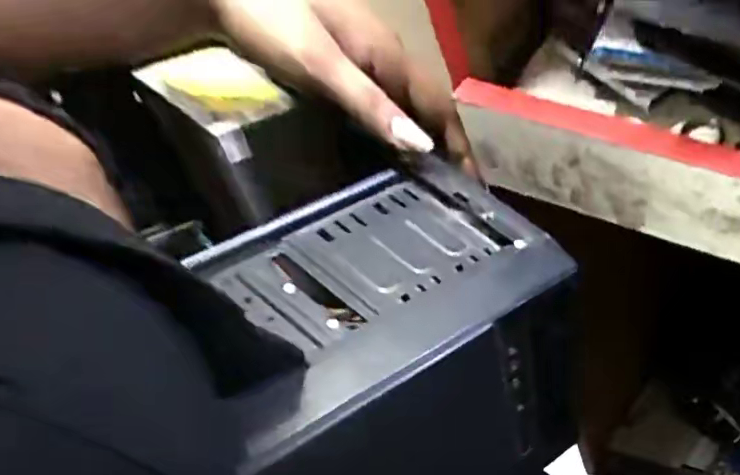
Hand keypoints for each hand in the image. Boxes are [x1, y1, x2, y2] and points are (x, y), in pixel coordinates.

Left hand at [211, 0, 474, 172]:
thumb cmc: (264, 13)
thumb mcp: (320, 65)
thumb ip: (371, 106)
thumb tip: (422, 148)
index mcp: (390, 57)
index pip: (442, 110)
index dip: (462, 150)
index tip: (475, 189)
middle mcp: (387, 56)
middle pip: (432, 110)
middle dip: (451, 150)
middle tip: (458, 192)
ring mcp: (365, 56)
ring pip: (412, 107)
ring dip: (429, 142)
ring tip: (434, 179)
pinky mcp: (345, 61)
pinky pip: (389, 103)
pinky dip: (402, 130)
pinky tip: (396, 149)